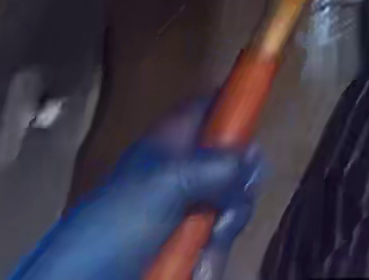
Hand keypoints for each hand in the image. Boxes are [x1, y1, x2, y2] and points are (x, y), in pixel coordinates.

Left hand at [11, 97, 264, 279]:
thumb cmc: (112, 228)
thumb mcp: (166, 185)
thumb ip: (216, 165)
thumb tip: (255, 155)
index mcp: (171, 144)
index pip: (211, 108)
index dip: (235, 105)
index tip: (257, 118)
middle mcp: (181, 174)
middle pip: (232, 162)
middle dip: (237, 185)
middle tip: (226, 206)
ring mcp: (181, 216)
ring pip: (229, 207)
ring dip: (225, 227)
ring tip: (204, 248)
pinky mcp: (183, 254)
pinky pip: (216, 248)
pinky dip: (212, 259)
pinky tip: (197, 267)